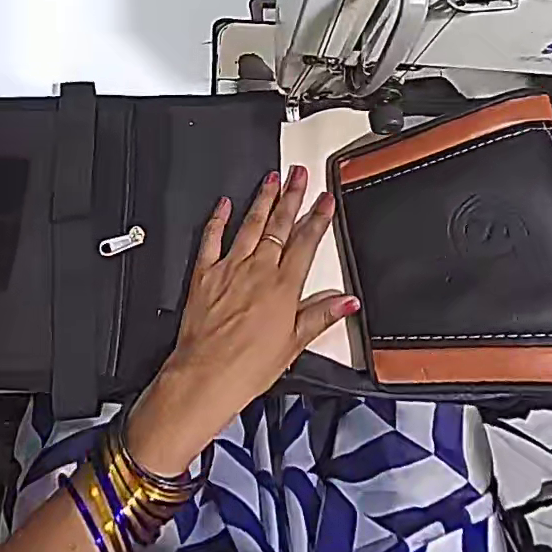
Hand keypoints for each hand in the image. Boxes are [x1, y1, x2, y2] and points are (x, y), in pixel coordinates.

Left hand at [123, 166, 354, 474]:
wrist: (204, 378)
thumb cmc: (247, 367)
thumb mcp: (294, 345)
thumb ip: (321, 316)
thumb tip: (347, 302)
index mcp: (282, 287)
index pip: (306, 242)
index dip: (318, 217)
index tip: (325, 199)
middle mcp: (257, 271)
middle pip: (280, 225)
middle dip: (293, 195)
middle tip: (300, 174)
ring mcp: (230, 268)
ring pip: (251, 224)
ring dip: (263, 198)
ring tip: (272, 178)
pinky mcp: (205, 274)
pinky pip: (212, 239)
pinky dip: (218, 219)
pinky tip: (224, 203)